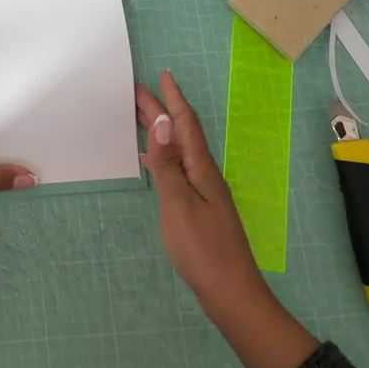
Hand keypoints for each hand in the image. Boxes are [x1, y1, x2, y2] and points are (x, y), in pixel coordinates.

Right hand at [138, 71, 316, 367]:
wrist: (231, 293)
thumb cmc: (202, 249)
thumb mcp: (178, 203)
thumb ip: (167, 164)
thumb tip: (160, 121)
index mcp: (201, 168)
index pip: (185, 124)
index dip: (173, 99)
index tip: (163, 74)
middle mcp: (204, 174)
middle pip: (181, 133)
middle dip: (161, 109)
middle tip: (137, 91)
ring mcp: (203, 191)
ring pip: (178, 150)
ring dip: (160, 130)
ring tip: (140, 117)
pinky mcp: (198, 208)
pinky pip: (177, 168)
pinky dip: (161, 156)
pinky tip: (150, 161)